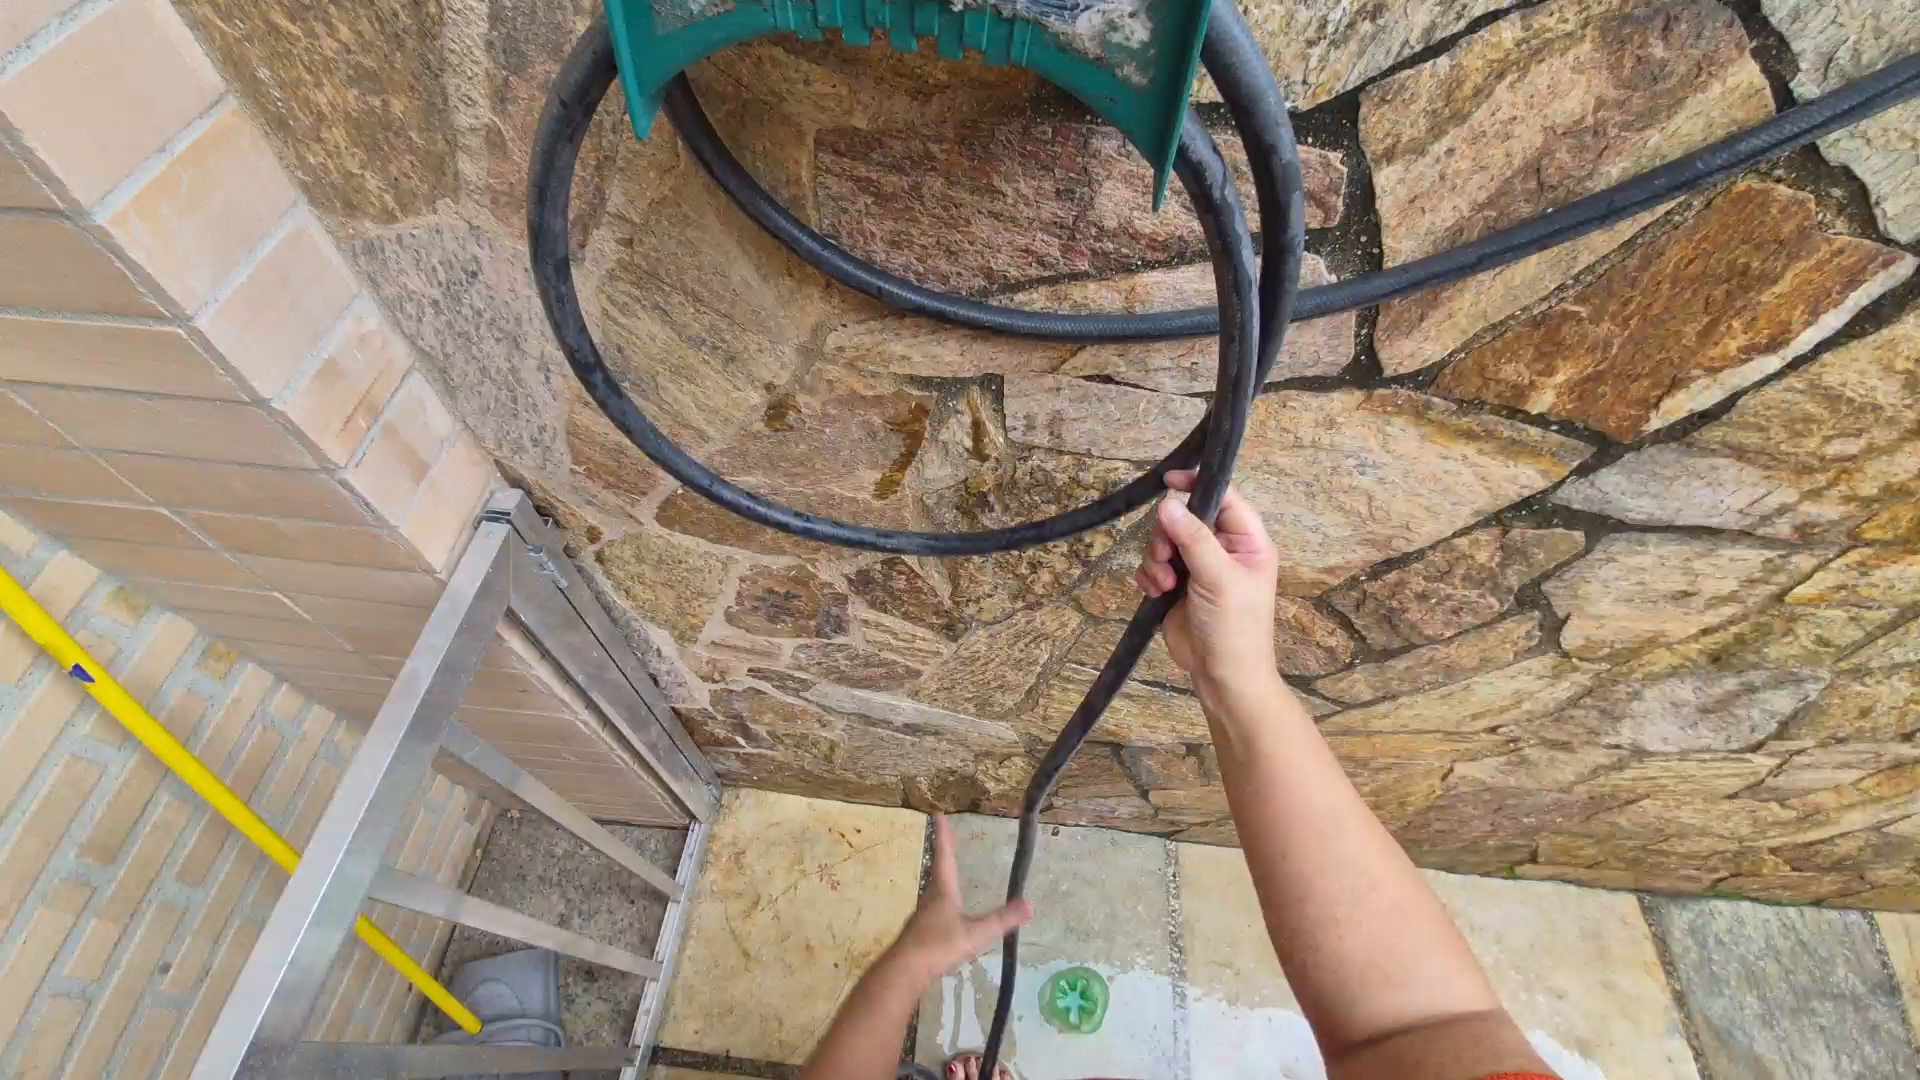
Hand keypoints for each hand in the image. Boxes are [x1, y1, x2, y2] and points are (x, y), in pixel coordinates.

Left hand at [884, 817, 1031, 988]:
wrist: (904, 971)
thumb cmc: (938, 946)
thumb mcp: (974, 934)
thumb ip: (1001, 920)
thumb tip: (1029, 904)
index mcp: (943, 890)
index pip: (945, 855)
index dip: (943, 835)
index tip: (938, 814)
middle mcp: (932, 896)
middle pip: (939, 867)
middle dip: (944, 850)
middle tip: (944, 834)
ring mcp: (924, 914)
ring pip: (935, 887)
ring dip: (942, 873)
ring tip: (948, 867)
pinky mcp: (921, 932)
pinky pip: (934, 906)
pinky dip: (942, 897)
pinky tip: (945, 910)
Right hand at [1136, 470, 1279, 701]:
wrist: (1222, 676)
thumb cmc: (1235, 627)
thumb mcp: (1218, 577)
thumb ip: (1193, 537)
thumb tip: (1167, 503)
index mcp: (1247, 541)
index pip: (1223, 497)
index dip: (1197, 485)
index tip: (1168, 481)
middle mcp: (1222, 549)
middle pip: (1184, 517)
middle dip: (1167, 535)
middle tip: (1166, 557)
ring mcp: (1197, 567)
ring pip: (1163, 540)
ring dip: (1155, 559)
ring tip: (1163, 583)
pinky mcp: (1175, 585)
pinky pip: (1152, 564)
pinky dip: (1149, 575)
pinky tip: (1155, 593)